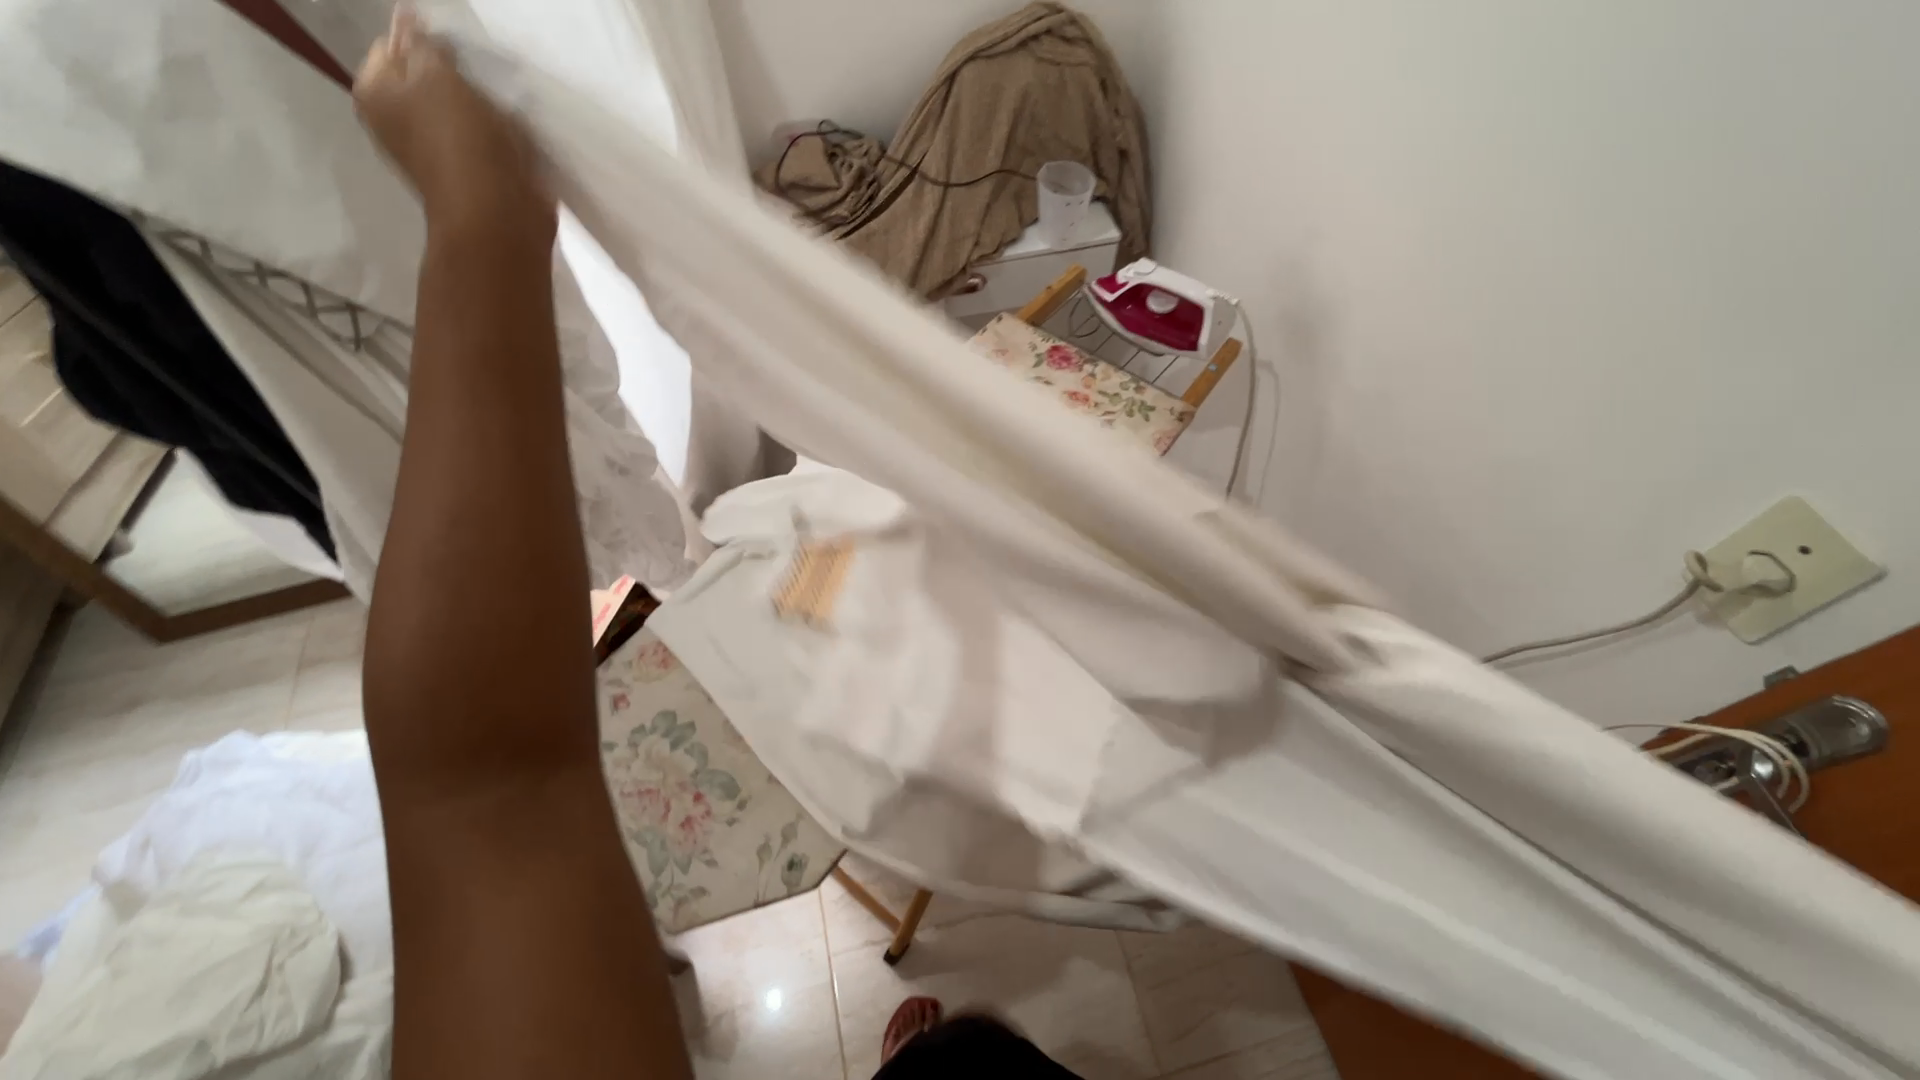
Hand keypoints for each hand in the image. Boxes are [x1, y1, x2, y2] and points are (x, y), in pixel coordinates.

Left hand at [354, 10, 554, 242]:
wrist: (499, 216)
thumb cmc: (461, 141)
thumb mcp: (436, 74)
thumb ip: (421, 43)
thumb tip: (410, 21)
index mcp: (374, 95)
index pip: (391, 44)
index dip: (424, 40)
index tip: (458, 51)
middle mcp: (396, 123)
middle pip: (425, 78)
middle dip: (454, 74)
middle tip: (480, 78)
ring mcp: (433, 151)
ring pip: (457, 108)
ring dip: (479, 103)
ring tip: (499, 106)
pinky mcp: (469, 172)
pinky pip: (480, 137)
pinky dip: (495, 131)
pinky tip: (510, 133)